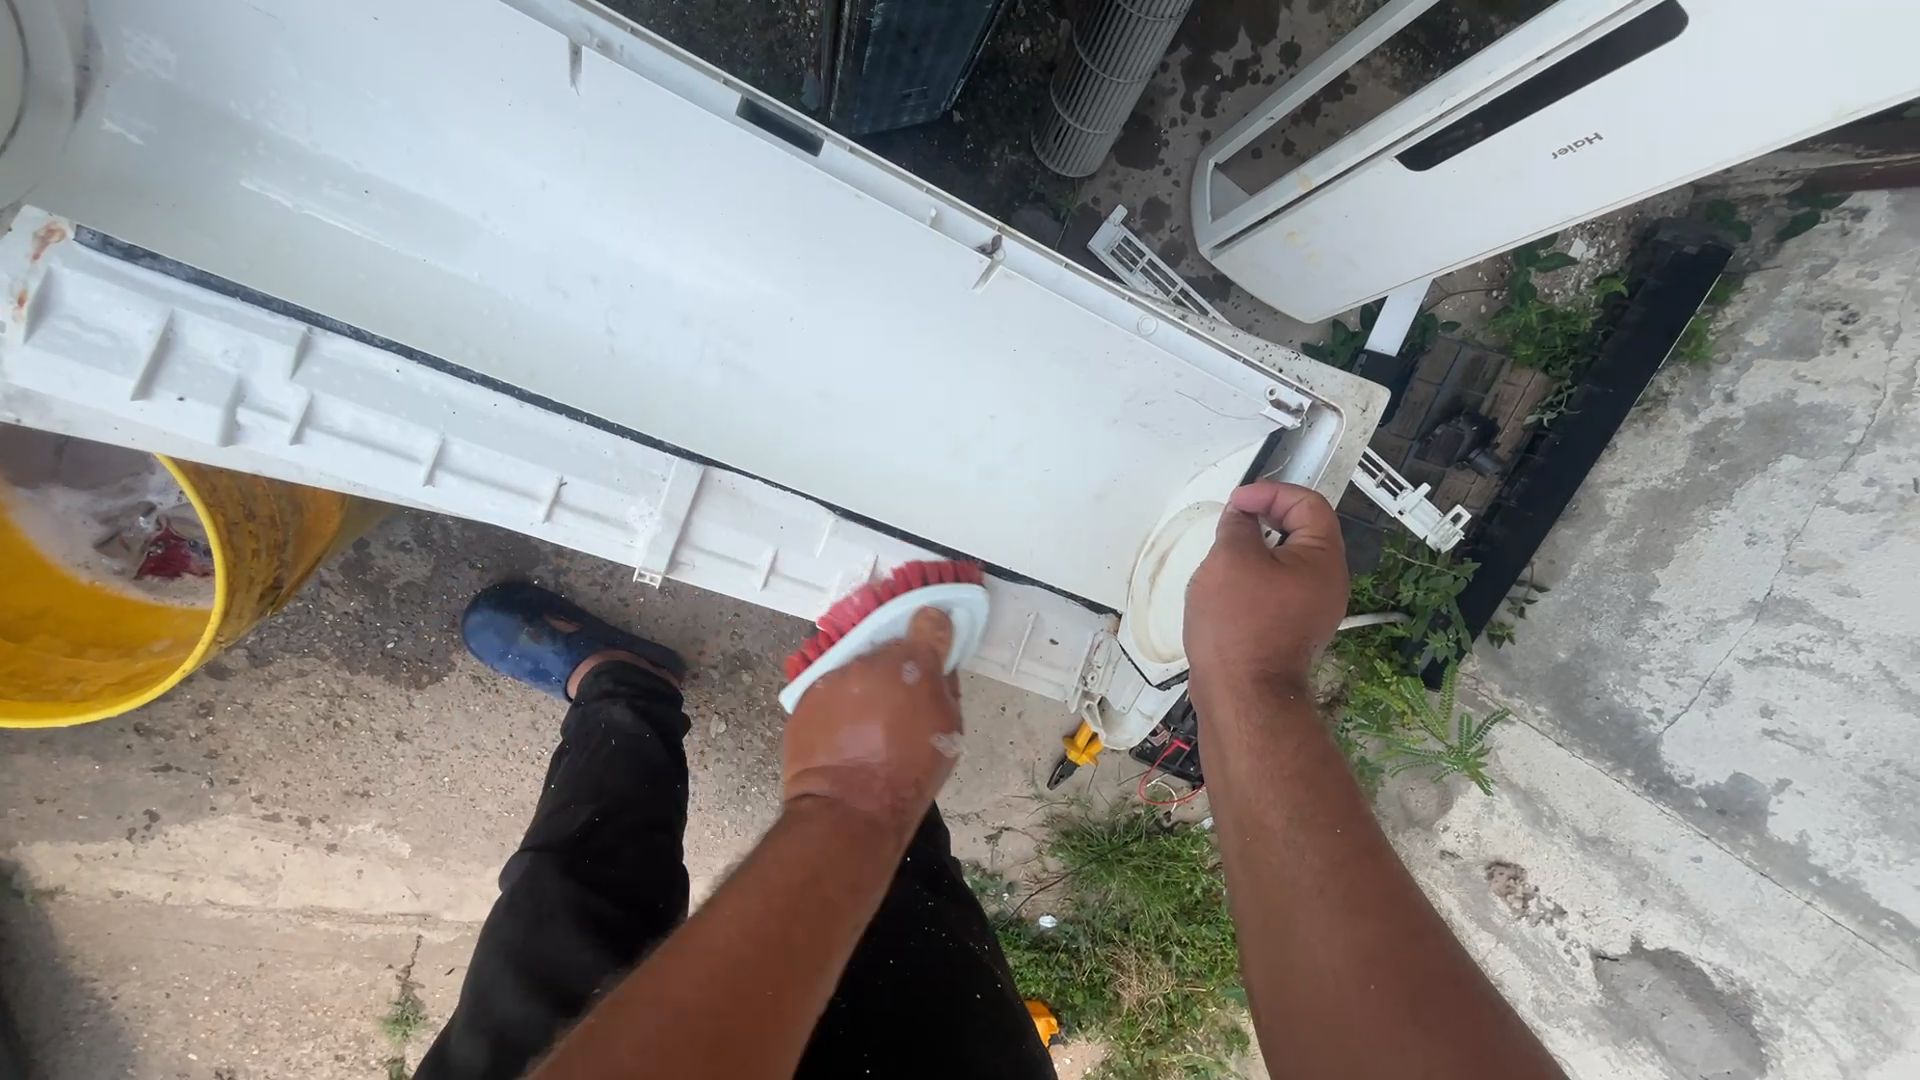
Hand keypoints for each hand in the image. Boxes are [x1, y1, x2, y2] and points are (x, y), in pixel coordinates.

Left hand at [782, 607, 963, 845]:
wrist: (849, 809)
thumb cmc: (909, 774)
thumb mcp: (949, 729)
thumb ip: (944, 686)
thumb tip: (938, 665)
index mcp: (914, 662)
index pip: (928, 619)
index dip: (933, 629)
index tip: (933, 642)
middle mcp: (872, 658)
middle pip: (889, 644)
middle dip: (897, 664)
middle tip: (900, 695)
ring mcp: (835, 672)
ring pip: (857, 664)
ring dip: (866, 680)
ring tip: (868, 717)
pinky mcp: (807, 692)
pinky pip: (830, 685)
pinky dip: (840, 699)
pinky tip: (846, 728)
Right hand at [1184, 482, 1348, 704]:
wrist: (1243, 694)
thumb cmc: (1238, 622)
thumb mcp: (1230, 559)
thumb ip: (1237, 525)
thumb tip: (1241, 515)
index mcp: (1322, 559)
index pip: (1308, 504)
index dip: (1270, 493)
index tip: (1235, 502)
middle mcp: (1327, 582)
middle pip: (1301, 532)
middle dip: (1263, 518)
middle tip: (1230, 522)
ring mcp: (1311, 609)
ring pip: (1286, 561)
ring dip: (1255, 550)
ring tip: (1223, 555)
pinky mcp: (1291, 629)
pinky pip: (1276, 588)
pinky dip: (1254, 577)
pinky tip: (1226, 589)